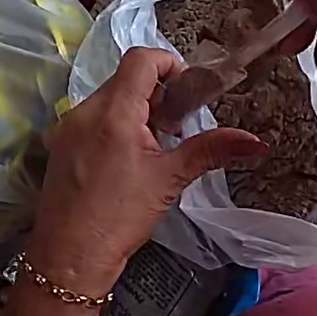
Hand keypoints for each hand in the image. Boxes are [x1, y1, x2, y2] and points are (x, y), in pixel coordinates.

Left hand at [29, 48, 266, 294]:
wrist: (69, 256)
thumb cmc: (120, 218)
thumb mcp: (170, 179)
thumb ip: (211, 150)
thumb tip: (255, 142)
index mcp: (113, 113)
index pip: (141, 59)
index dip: (169, 63)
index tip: (186, 90)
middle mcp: (85, 110)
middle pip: (126, 77)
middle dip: (156, 93)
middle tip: (174, 125)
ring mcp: (68, 125)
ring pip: (109, 97)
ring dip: (136, 108)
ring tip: (153, 144)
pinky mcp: (61, 141)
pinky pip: (92, 115)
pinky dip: (115, 122)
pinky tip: (127, 156)